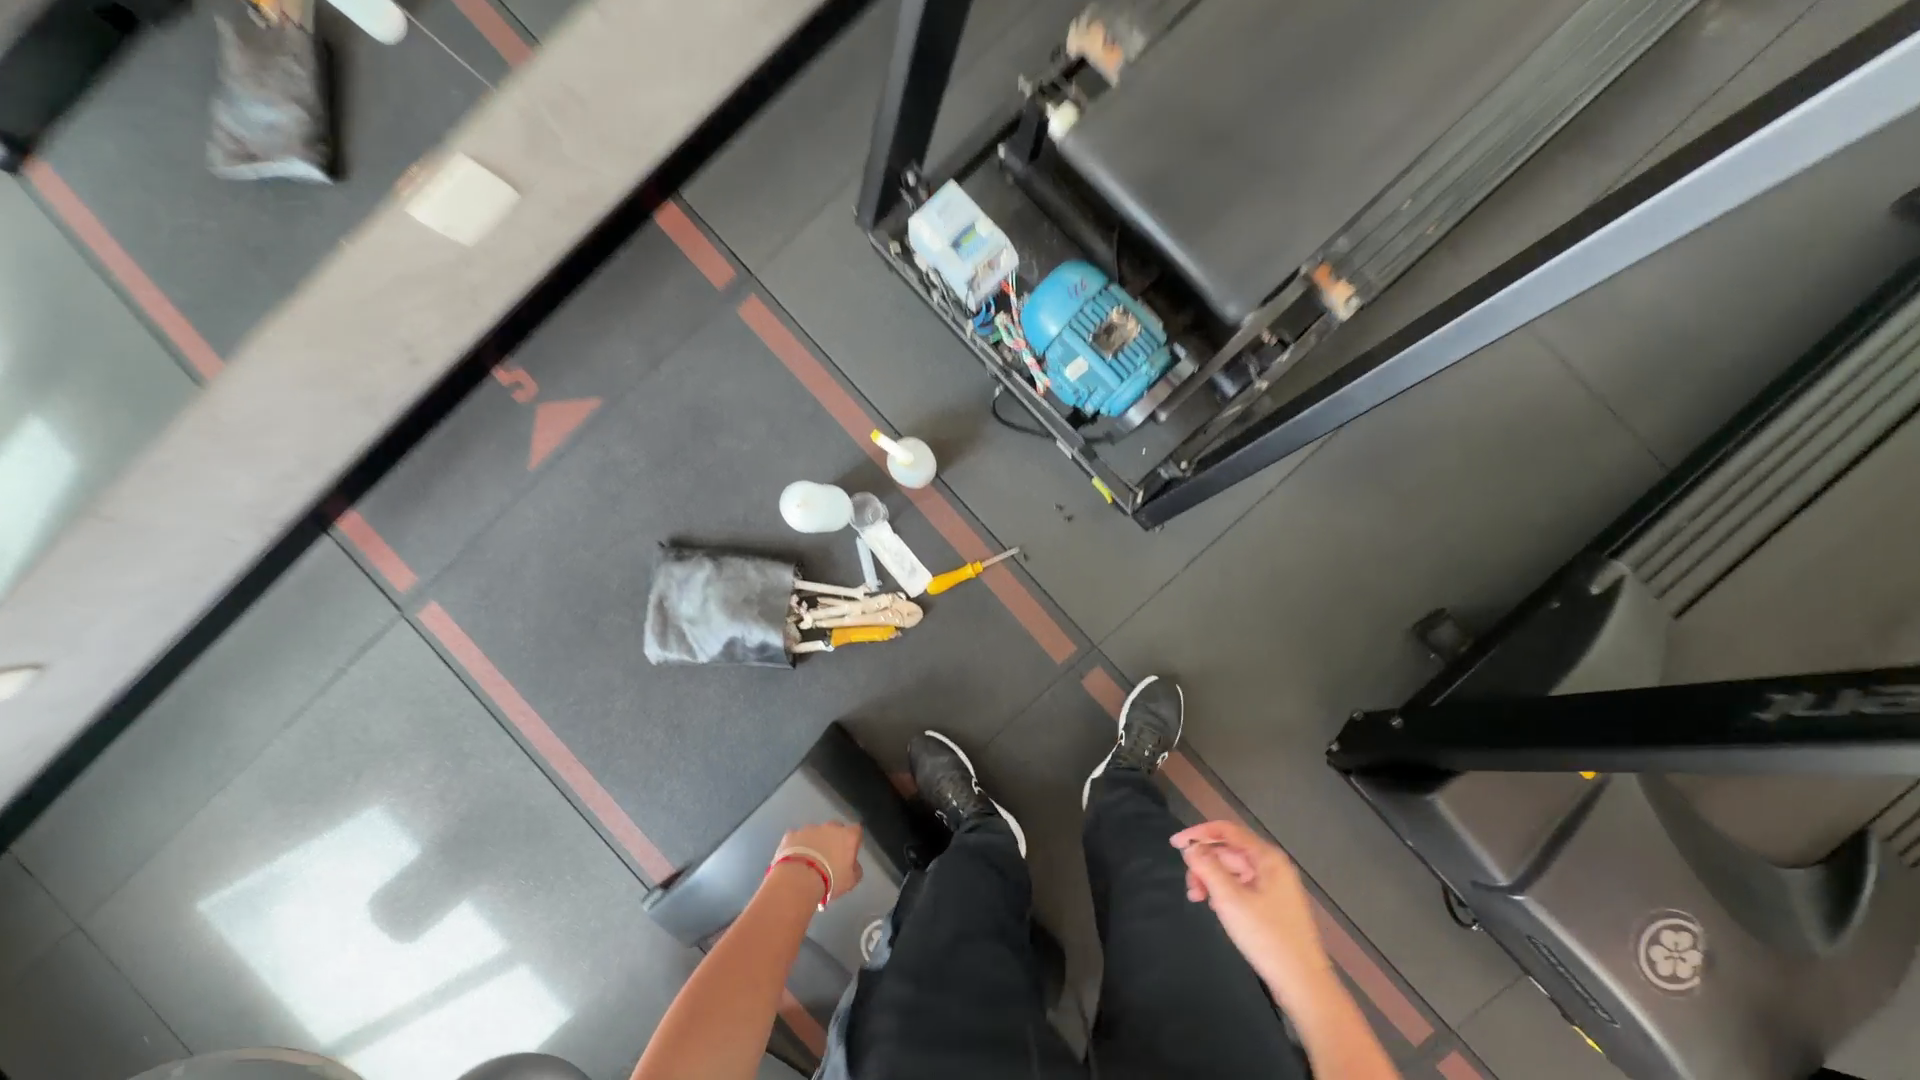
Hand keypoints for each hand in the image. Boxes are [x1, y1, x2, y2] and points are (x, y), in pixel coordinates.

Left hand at [776, 823, 864, 901]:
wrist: (798, 879)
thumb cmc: (830, 880)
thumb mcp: (850, 881)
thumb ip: (856, 869)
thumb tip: (854, 865)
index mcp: (848, 836)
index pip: (856, 831)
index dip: (853, 841)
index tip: (849, 852)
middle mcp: (830, 827)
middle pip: (835, 828)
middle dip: (833, 839)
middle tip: (829, 856)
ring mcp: (809, 829)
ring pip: (815, 832)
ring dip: (814, 842)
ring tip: (809, 861)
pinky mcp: (791, 834)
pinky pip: (797, 838)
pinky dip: (797, 845)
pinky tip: (795, 859)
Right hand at [1172, 820, 1333, 1005]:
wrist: (1302, 982)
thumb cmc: (1267, 937)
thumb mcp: (1230, 900)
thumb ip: (1208, 868)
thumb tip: (1191, 847)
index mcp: (1267, 858)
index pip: (1227, 831)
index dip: (1198, 833)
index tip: (1173, 844)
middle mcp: (1272, 866)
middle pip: (1229, 851)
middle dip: (1204, 864)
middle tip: (1189, 887)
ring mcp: (1274, 886)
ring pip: (1233, 871)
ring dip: (1211, 880)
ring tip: (1198, 900)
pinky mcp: (1272, 905)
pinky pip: (1241, 887)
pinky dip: (1223, 892)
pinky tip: (1214, 907)